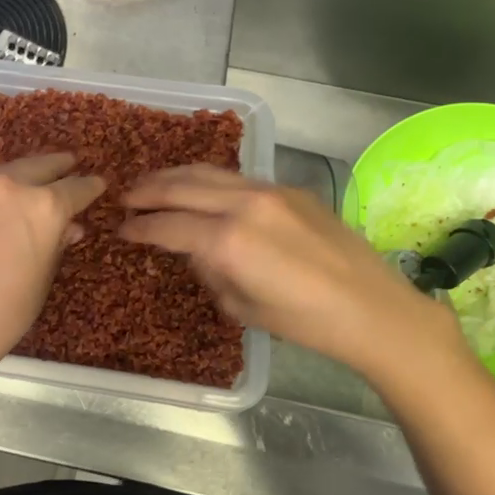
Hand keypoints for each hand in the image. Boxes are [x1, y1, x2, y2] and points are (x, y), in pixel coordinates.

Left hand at [0, 153, 104, 382]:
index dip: (90, 187)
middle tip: (69, 163)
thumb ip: (56, 243)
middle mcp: (10, 188)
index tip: (98, 184)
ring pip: (5, 174)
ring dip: (22, 175)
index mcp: (45, 206)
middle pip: (39, 166)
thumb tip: (68, 227)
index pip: (76, 188)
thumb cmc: (7, 309)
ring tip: (33, 179)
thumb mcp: (44, 276)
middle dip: (57, 166)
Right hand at [119, 164, 461, 378]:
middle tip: (124, 197)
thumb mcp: (240, 307)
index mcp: (227, 241)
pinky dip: (207, 179)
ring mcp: (268, 191)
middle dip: (147, 191)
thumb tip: (195, 250)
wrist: (374, 310)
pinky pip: (235, 178)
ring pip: (207, 172)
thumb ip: (209, 270)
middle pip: (180, 187)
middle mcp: (243, 205)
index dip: (138, 227)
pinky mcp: (289, 189)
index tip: (120, 229)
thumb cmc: (304, 323)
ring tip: (153, 184)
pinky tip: (199, 188)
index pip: (166, 225)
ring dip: (174, 176)